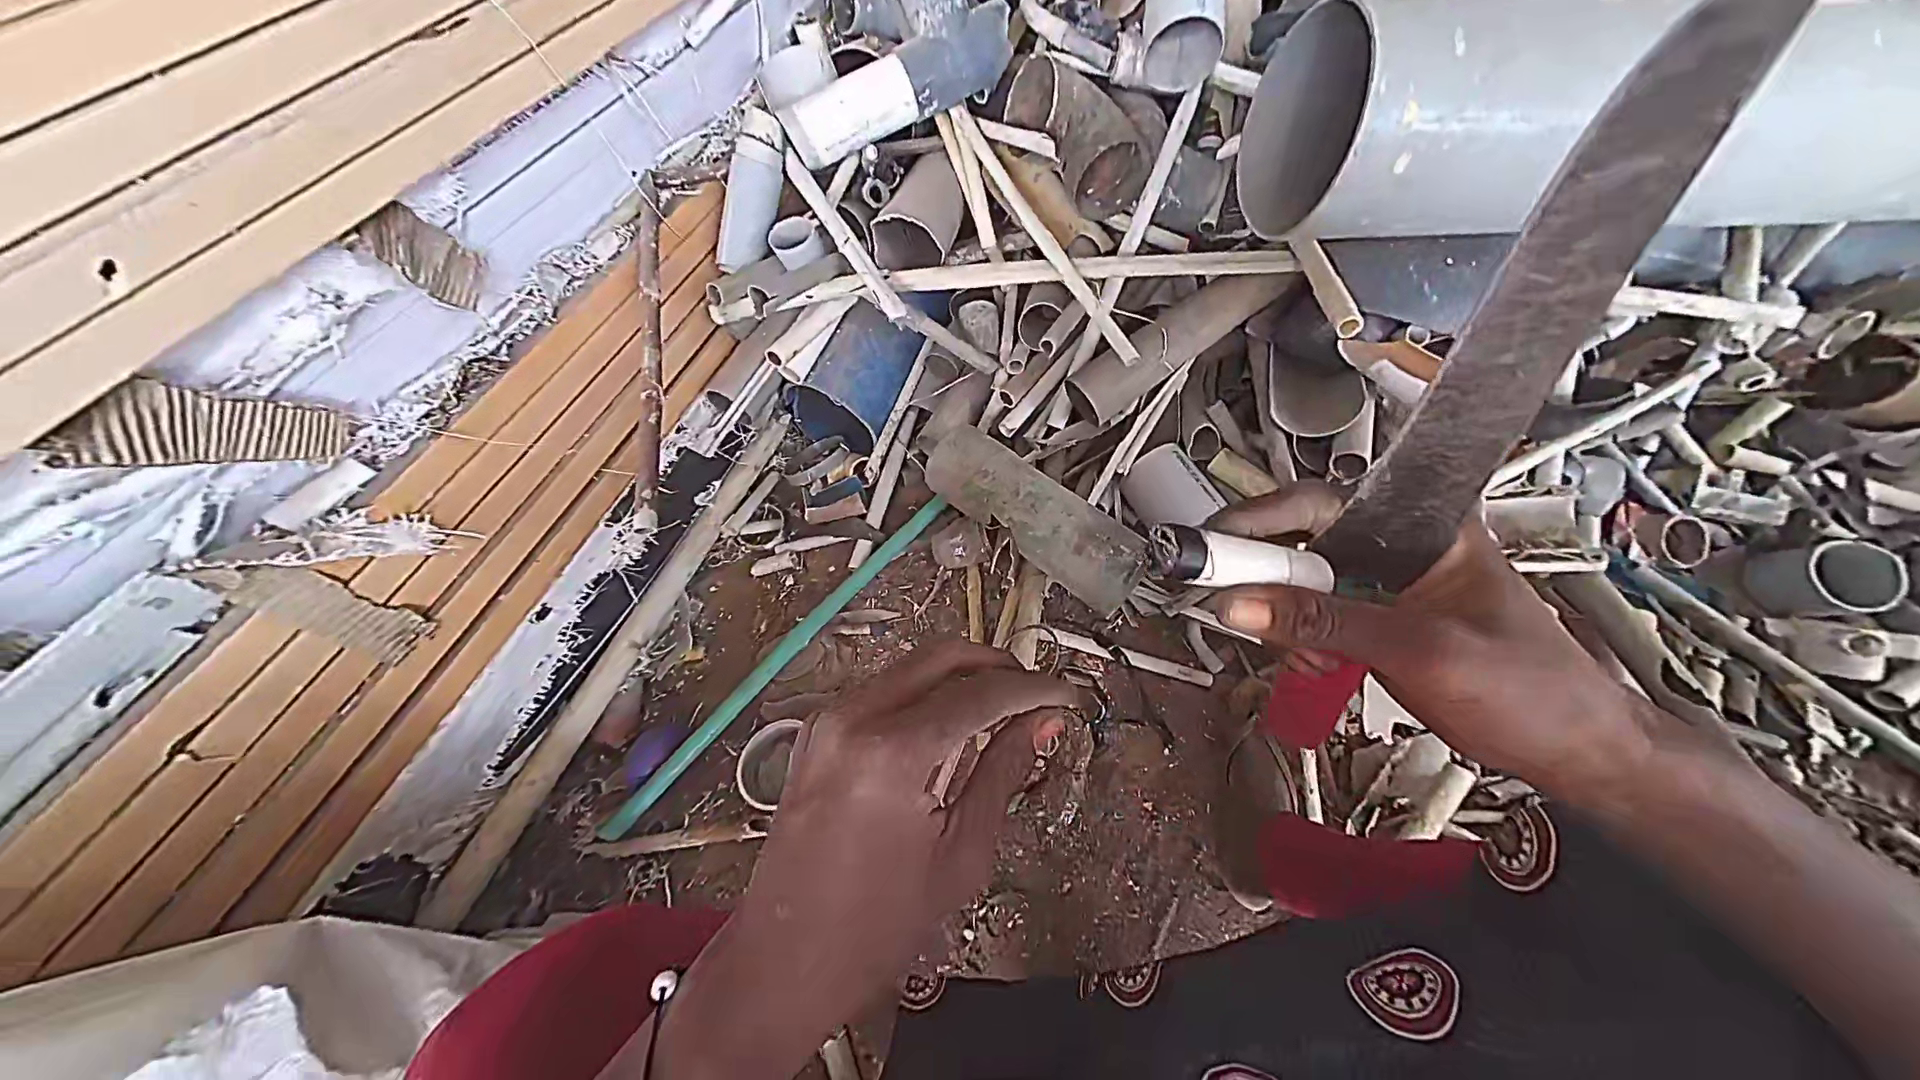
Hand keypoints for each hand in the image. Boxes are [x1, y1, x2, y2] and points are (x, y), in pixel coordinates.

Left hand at [650, 642, 1074, 1078]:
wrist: (783, 959)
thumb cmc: (880, 926)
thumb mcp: (960, 853)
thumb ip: (1004, 771)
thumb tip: (1045, 722)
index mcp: (894, 751)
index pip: (981, 693)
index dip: (1034, 689)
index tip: (1069, 695)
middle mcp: (856, 715)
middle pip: (944, 656)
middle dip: (999, 666)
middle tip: (1037, 696)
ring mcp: (830, 716)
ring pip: (914, 665)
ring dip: (964, 676)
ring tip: (1004, 710)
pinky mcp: (819, 728)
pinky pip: (888, 687)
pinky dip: (929, 693)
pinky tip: (954, 724)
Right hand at [1206, 483, 1663, 800]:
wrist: (1569, 747)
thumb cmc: (1531, 688)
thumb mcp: (1419, 649)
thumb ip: (1325, 623)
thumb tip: (1243, 603)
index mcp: (1421, 524)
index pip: (1317, 500)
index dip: (1257, 519)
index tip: (1210, 549)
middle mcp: (1392, 545)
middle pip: (1295, 540)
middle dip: (1266, 581)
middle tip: (1242, 610)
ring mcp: (1377, 582)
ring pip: (1293, 581)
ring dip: (1282, 619)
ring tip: (1308, 656)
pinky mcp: (1366, 616)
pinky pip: (1306, 615)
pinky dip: (1296, 641)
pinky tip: (1321, 665)